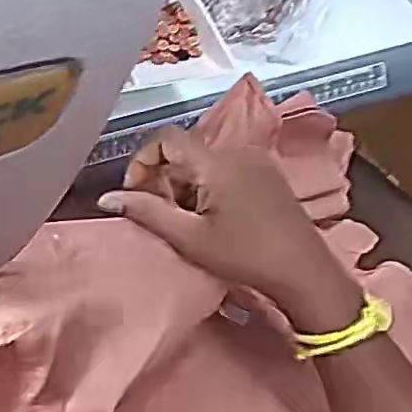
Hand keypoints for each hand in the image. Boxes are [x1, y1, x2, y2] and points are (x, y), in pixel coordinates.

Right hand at [96, 127, 361, 331]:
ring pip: (201, 163)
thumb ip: (146, 211)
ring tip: (185, 222)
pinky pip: (222, 170)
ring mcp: (255, 162)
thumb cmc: (244, 256)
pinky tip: (209, 219)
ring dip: (182, 186)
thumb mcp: (187, 237)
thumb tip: (107, 198)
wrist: (304, 273)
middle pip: (183, 152)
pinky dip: (204, 188)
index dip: (142, 160)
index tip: (138, 194)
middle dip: (161, 179)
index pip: (165, 138)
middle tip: (160, 215)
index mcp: (217, 163)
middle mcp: (237, 152)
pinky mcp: (266, 175)